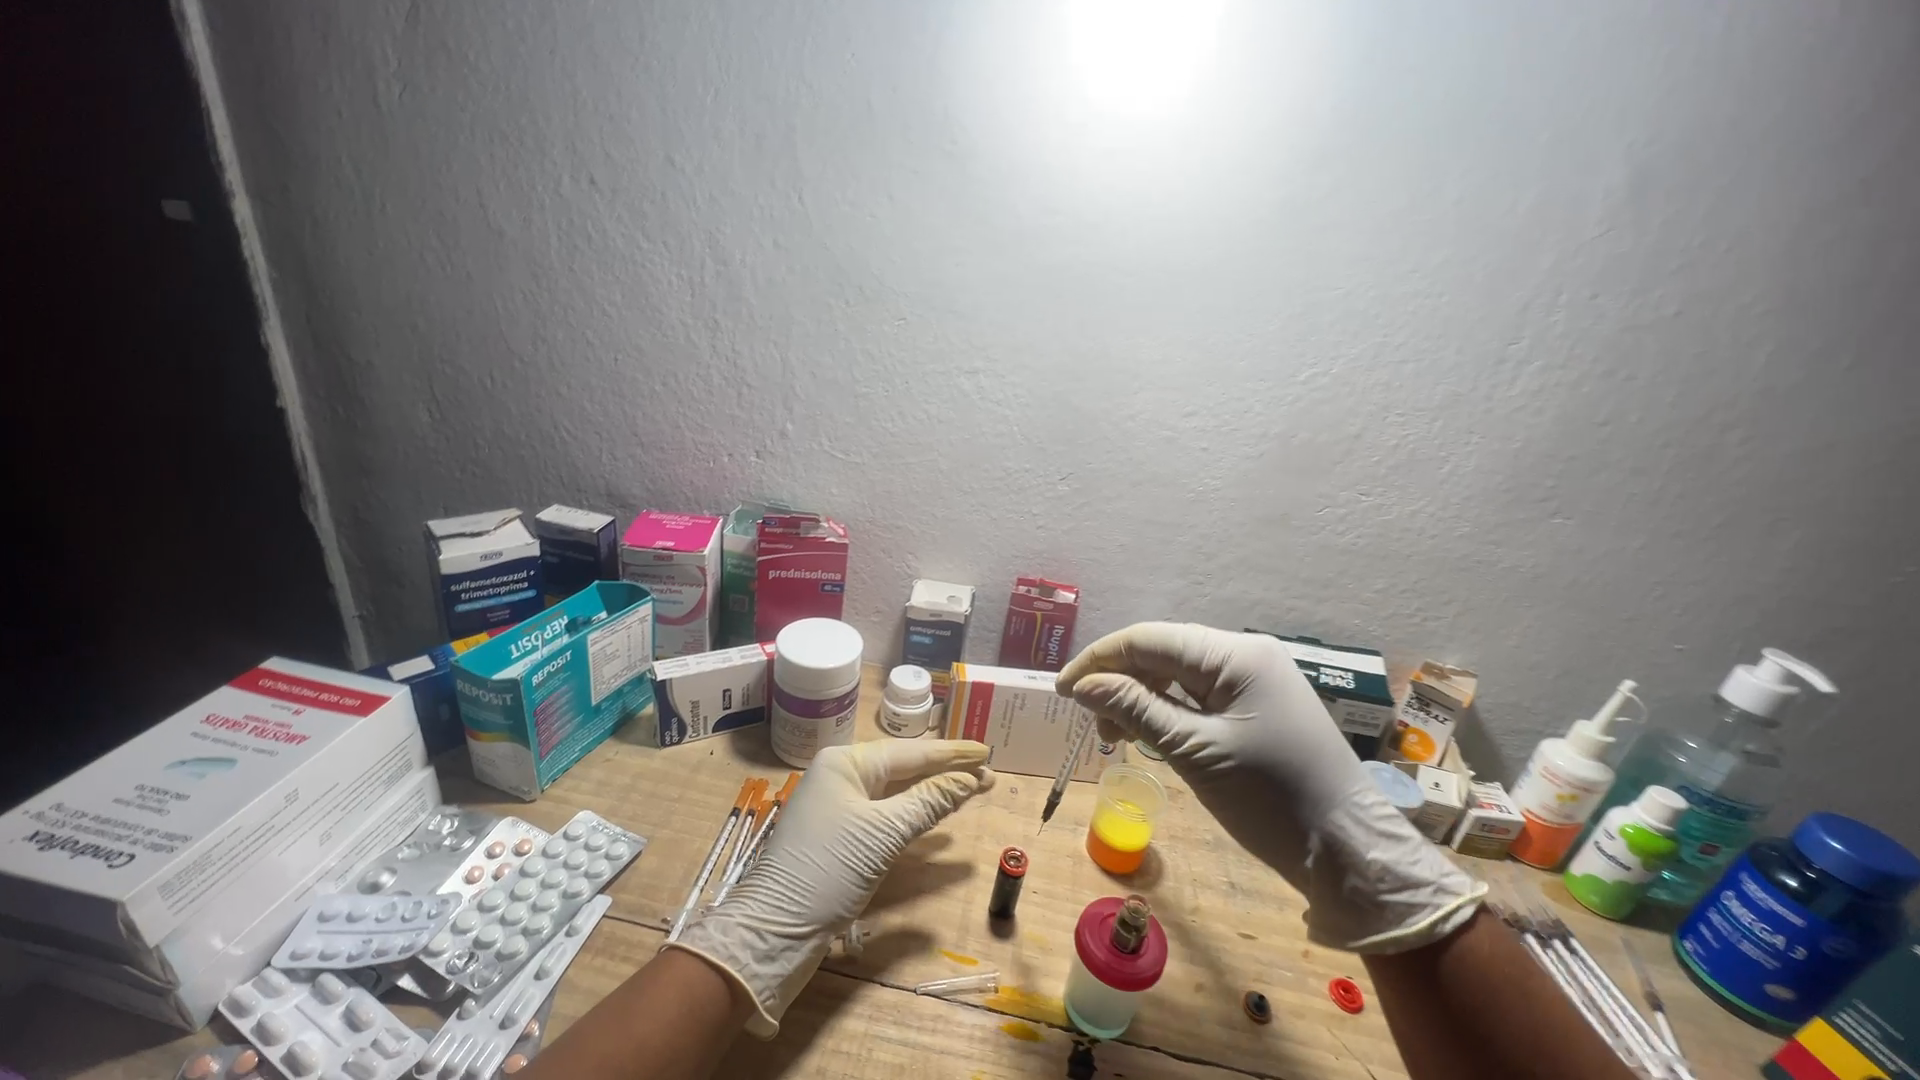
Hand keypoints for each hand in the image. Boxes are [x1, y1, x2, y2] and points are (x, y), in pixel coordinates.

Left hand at [666, 740, 993, 1035]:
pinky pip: (885, 815)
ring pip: (895, 791)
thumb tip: (972, 779)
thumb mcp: (884, 833)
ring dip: (932, 791)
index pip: (910, 752)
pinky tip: (935, 817)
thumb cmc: (828, 871)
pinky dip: (913, 814)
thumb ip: (930, 802)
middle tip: (986, 770)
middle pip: (903, 767)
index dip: (951, 754)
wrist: (774, 931)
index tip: (986, 751)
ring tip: (970, 787)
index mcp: (845, 763)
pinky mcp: (839, 837)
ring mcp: (838, 807)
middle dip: (945, 770)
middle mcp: (840, 777)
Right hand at [1057, 622, 1483, 953]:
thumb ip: (1136, 709)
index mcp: (1235, 655)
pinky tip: (1149, 734)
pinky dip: (1169, 713)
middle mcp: (1246, 656)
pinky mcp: (1260, 708)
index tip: (1061, 691)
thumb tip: (1083, 684)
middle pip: (1164, 653)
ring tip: (1116, 735)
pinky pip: (1201, 697)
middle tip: (1091, 723)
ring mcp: (1256, 682)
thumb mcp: (1195, 753)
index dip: (1100, 660)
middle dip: (1120, 680)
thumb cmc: (1271, 800)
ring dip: (1142, 698)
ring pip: (1180, 676)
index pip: (1150, 639)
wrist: (1348, 851)